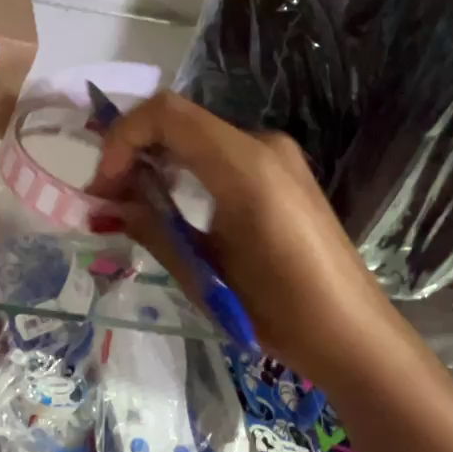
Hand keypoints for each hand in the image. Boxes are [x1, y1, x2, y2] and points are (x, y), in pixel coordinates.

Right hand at [86, 92, 409, 381]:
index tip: (103, 186)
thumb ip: (149, 228)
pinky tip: (169, 206)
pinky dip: (182, 168)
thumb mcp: (201, 272)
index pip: (166, 115)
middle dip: (132, 153)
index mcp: (244, 166)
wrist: (352, 336)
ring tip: (130, 207)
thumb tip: (100, 209)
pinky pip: (217, 153)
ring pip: (195, 136)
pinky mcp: (281, 173)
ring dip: (155, 161)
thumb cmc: (277, 310)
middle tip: (106, 200)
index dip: (121, 139)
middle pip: (178, 122)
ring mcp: (276, 157)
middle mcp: (262, 146)